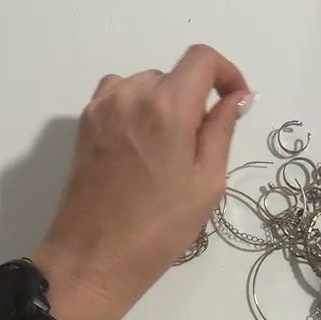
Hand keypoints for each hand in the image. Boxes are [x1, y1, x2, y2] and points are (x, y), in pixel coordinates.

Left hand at [32, 44, 251, 319]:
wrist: (93, 260)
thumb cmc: (159, 229)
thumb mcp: (207, 183)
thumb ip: (221, 130)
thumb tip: (236, 98)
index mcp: (166, 108)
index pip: (202, 59)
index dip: (227, 73)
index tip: (235, 102)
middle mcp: (130, 96)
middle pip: (174, 75)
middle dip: (195, 99)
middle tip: (201, 146)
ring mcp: (101, 108)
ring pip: (146, 85)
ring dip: (165, 105)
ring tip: (168, 151)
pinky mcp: (84, 124)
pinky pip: (119, 97)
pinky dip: (137, 109)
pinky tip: (141, 148)